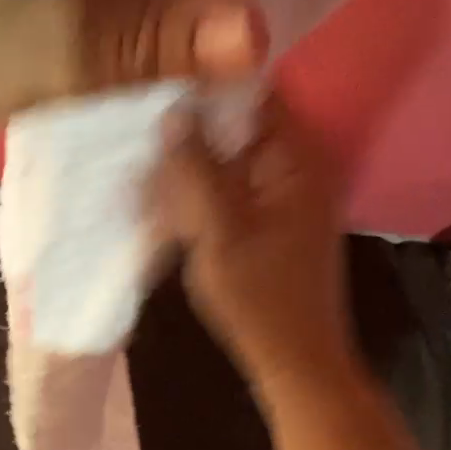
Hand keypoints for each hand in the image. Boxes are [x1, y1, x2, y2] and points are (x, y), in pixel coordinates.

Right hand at [153, 94, 356, 390]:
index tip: (161, 95)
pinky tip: (177, 205)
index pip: (255, 92)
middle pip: (243, 124)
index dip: (208, 88)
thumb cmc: (259, 301)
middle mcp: (303, 166)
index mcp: (298, 159)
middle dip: (196, 130)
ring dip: (198, 164)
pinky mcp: (281, 219)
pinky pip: (241, 187)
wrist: (296, 361)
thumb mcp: (218, 232)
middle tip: (147, 138)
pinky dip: (211, 191)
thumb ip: (196, 169)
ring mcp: (294, 194)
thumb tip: (174, 109)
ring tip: (153, 171)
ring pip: (237, 158)